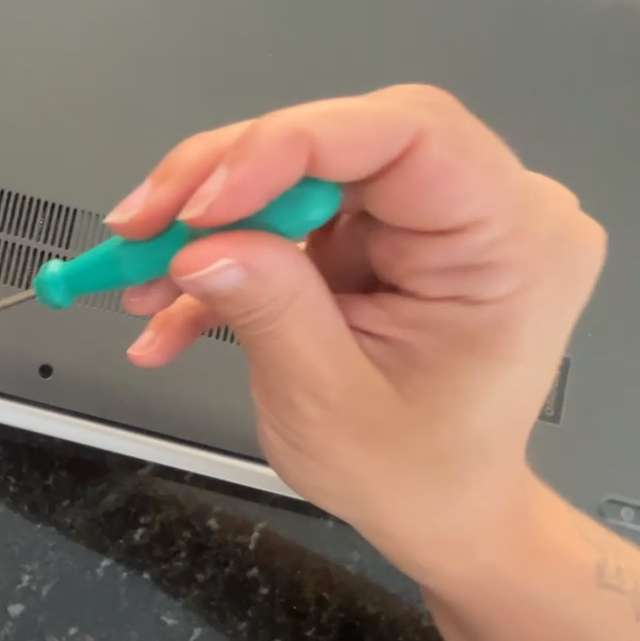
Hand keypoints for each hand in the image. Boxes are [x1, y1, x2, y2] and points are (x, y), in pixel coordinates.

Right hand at [105, 86, 605, 576]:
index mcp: (505, 240)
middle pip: (331, 147)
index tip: (193, 210)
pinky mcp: (359, 251)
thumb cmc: (406, 469)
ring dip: (195, 234)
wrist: (429, 506)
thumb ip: (269, 310)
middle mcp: (468, 212)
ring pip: (285, 185)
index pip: (403, 134)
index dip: (285, 149)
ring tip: (136, 287)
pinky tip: (163, 325)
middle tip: (134, 230)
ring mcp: (408, 230)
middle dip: (217, 183)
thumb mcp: (325, 397)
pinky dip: (207, 278)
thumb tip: (196, 249)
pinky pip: (271, 236)